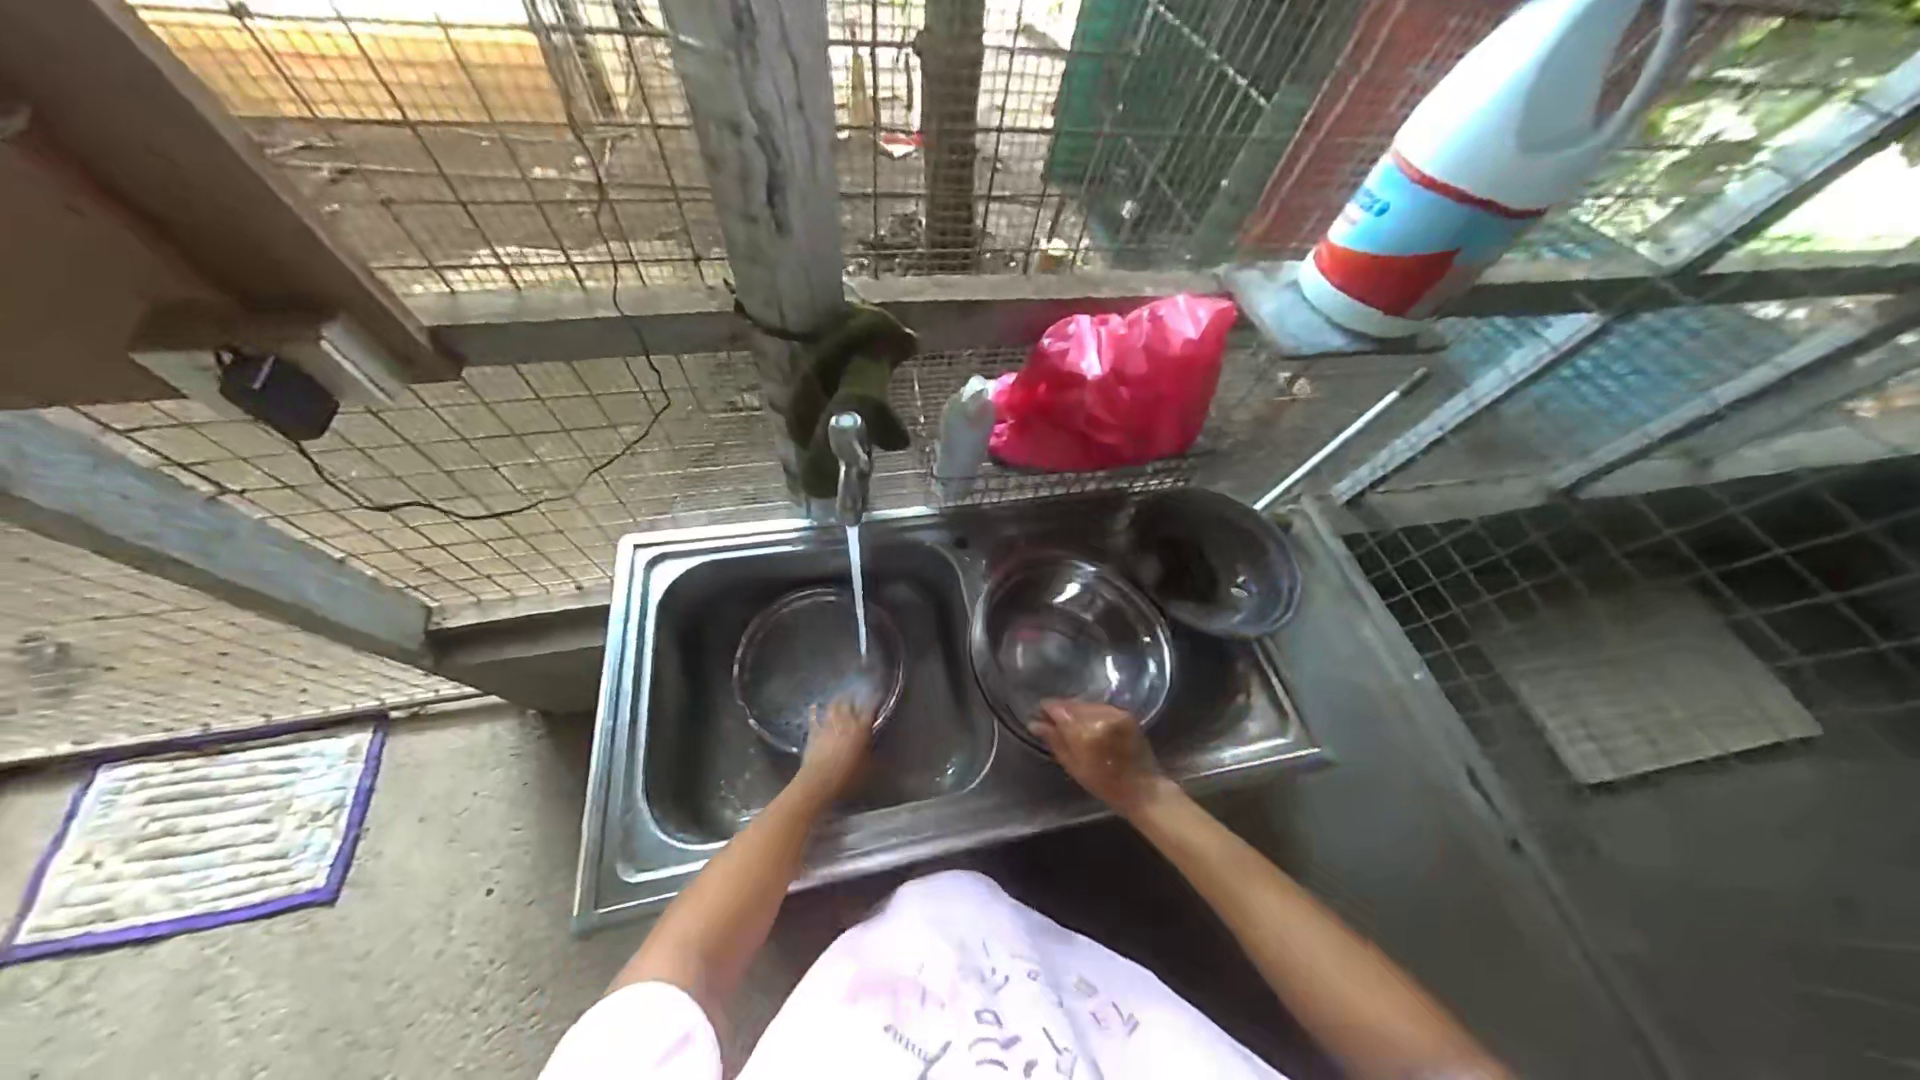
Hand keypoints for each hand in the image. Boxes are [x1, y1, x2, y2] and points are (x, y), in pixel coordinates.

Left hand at [794, 698, 874, 802]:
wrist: (819, 781)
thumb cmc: (848, 776)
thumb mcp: (870, 766)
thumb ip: (875, 753)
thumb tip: (880, 747)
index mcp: (862, 727)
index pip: (870, 707)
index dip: (875, 698)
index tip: (878, 693)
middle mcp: (845, 721)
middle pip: (850, 701)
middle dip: (854, 695)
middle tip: (858, 693)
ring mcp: (828, 724)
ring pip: (833, 705)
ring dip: (838, 699)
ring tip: (841, 696)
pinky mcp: (814, 732)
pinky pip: (814, 717)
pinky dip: (815, 710)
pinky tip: (815, 705)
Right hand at [1029, 699, 1171, 815]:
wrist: (1142, 789)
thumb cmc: (1104, 784)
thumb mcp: (1073, 766)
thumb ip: (1054, 740)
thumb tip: (1034, 723)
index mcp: (1084, 733)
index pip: (1058, 709)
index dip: (1046, 710)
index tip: (1039, 715)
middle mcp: (1100, 717)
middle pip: (1072, 704)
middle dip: (1061, 710)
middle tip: (1052, 721)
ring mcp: (1115, 713)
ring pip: (1086, 704)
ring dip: (1076, 711)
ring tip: (1071, 724)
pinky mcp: (1125, 714)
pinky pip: (1100, 707)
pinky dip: (1091, 713)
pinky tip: (1088, 724)